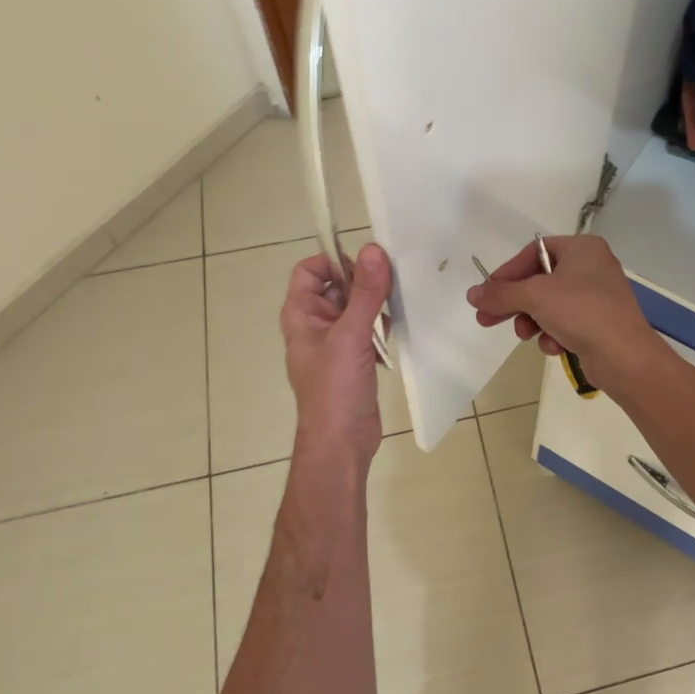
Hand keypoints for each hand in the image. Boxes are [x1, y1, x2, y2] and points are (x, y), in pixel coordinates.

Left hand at [280, 243, 391, 468]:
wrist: (341, 443)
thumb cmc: (335, 389)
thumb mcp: (351, 336)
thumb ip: (365, 293)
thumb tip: (375, 250)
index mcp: (301, 314)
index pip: (310, 270)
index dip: (335, 262)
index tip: (366, 267)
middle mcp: (315, 324)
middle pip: (338, 285)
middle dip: (364, 284)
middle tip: (389, 289)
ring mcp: (335, 342)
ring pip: (357, 307)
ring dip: (376, 306)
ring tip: (393, 315)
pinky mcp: (354, 358)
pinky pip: (368, 329)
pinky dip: (381, 328)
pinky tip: (393, 336)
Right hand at [465, 235, 660, 390]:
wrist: (625, 356)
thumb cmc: (582, 312)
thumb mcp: (535, 297)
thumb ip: (501, 294)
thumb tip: (472, 294)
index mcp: (583, 249)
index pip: (534, 252)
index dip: (508, 273)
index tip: (488, 293)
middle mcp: (592, 267)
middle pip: (539, 281)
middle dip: (514, 303)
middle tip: (487, 319)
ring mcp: (597, 297)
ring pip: (549, 305)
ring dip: (533, 321)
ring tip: (526, 335)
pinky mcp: (599, 323)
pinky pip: (565, 323)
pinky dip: (554, 334)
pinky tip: (555, 346)